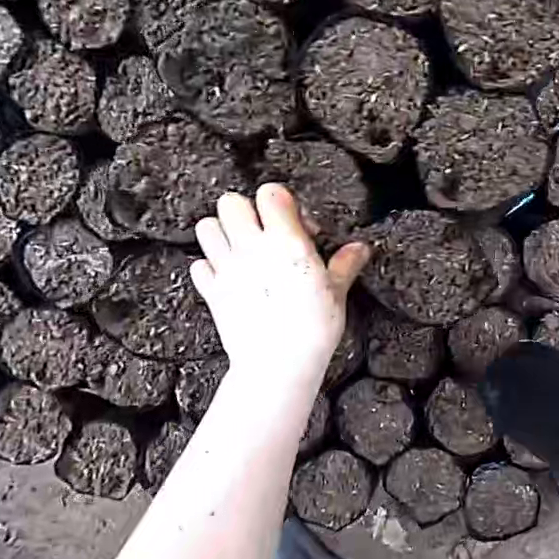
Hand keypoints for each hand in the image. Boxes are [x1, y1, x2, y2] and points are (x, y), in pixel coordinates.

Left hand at [190, 184, 369, 382]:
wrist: (279, 365)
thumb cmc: (312, 329)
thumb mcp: (337, 292)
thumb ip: (345, 264)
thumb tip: (359, 249)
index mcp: (286, 242)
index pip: (271, 193)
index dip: (283, 202)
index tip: (297, 223)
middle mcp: (252, 248)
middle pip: (231, 202)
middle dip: (247, 211)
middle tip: (265, 232)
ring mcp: (227, 268)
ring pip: (207, 227)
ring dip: (222, 232)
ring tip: (242, 249)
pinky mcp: (212, 291)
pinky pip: (199, 265)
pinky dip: (210, 266)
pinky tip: (229, 277)